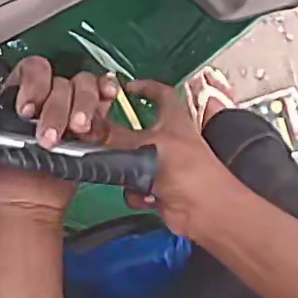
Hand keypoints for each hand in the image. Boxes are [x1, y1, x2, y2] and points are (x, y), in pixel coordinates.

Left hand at [0, 57, 119, 217]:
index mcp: (22, 92)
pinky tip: (107, 97)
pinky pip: (105, 98)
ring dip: (81, 107)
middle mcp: (48, 95)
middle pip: (60, 80)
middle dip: (55, 109)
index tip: (26, 110)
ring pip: (84, 86)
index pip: (33, 69)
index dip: (33, 84)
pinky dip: (107, 94)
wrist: (26, 201)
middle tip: (48, 137)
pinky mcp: (93, 121)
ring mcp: (72, 106)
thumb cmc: (1, 170)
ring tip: (75, 131)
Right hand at [105, 79, 247, 238]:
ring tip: (128, 176)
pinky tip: (146, 198)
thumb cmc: (186, 170)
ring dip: (126, 171)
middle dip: (120, 139)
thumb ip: (118, 138)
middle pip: (136, 131)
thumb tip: (92, 129)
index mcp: (174, 120)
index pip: (161, 93)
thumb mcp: (149, 146)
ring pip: (130, 161)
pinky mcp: (157, 188)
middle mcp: (168, 140)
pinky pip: (134, 186)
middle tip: (102, 139)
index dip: (145, 86)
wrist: (205, 211)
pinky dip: (137, 193)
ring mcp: (162, 165)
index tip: (125, 87)